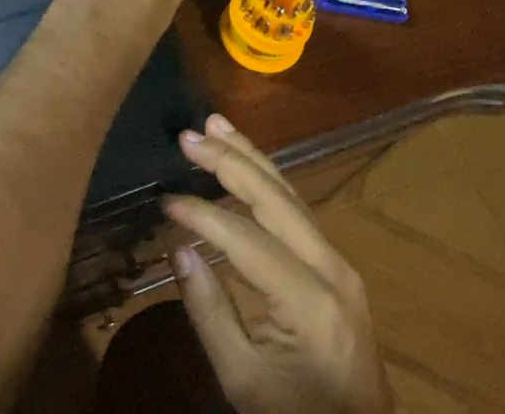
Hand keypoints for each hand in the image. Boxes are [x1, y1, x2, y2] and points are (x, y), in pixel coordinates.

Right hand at [164, 115, 391, 413]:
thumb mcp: (242, 379)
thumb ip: (210, 312)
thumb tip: (179, 248)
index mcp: (310, 302)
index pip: (247, 239)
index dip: (203, 214)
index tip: (164, 199)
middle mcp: (332, 270)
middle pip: (276, 201)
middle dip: (230, 162)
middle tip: (189, 135)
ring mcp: (340, 265)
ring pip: (292, 196)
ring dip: (251, 158)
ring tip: (217, 125)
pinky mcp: (338, 267)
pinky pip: (300, 212)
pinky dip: (268, 180)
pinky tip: (247, 163)